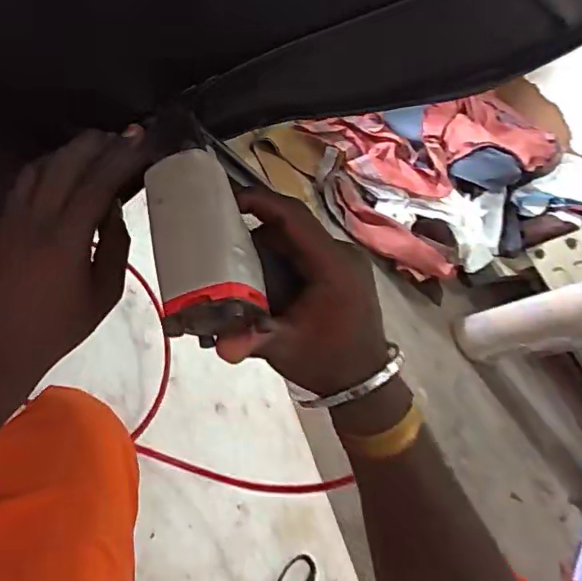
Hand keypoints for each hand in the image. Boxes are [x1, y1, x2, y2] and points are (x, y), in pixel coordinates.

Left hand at [0, 127, 150, 374]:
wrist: (2, 343)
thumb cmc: (60, 326)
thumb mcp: (104, 293)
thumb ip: (116, 246)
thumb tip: (115, 207)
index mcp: (66, 242)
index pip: (97, 185)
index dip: (121, 158)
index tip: (140, 141)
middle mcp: (37, 221)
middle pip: (67, 164)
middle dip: (97, 143)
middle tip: (122, 134)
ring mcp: (14, 218)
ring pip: (42, 166)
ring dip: (70, 150)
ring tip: (96, 146)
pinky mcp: (2, 221)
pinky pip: (24, 180)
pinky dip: (47, 165)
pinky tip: (62, 166)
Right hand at [214, 185, 389, 396]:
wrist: (364, 384)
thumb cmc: (328, 362)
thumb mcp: (287, 348)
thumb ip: (252, 339)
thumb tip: (220, 346)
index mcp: (332, 264)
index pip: (294, 217)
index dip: (261, 201)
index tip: (228, 197)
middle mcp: (340, 254)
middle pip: (289, 228)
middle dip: (252, 233)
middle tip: (217, 240)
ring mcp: (341, 262)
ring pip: (293, 241)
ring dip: (263, 250)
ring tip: (230, 264)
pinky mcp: (337, 272)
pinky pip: (301, 254)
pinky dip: (277, 262)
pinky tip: (255, 280)